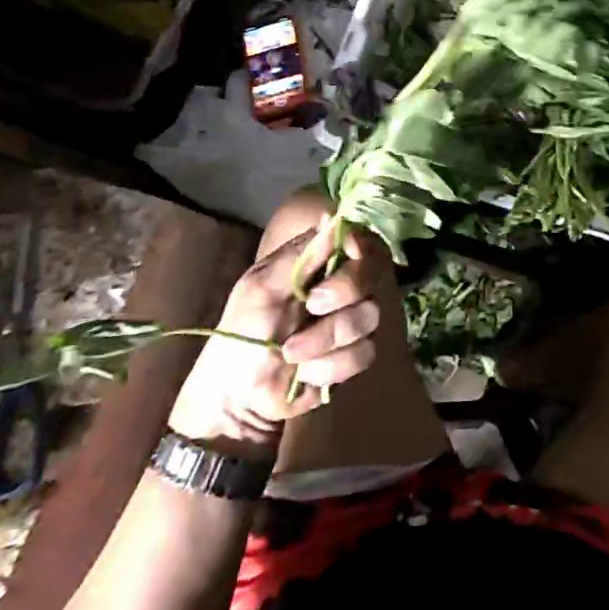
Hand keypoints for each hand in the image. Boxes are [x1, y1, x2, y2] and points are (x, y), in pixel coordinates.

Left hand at [166, 221, 384, 457]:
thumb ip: (300, 256)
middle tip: (312, 307)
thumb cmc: (243, 330)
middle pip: (371, 276)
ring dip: (324, 339)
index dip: (361, 244)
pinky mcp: (354, 357)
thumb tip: (330, 216)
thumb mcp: (262, 287)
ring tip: (290, 353)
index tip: (351, 253)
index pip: (358, 240)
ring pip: (368, 318)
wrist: (238, 393)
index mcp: (317, 262)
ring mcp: (351, 322)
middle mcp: (341, 287)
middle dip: (342, 293)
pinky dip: (328, 366)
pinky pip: (362, 354)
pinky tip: (304, 373)